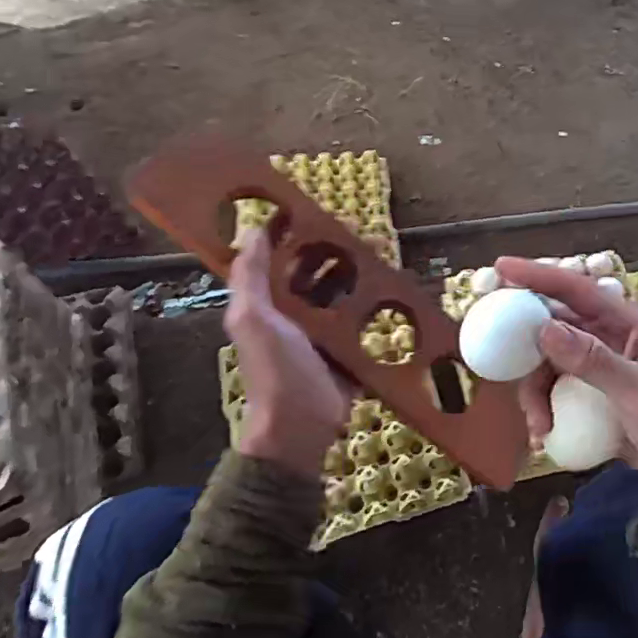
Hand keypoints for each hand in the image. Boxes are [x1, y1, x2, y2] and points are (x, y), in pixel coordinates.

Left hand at [225, 227, 350, 478]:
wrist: (301, 426)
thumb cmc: (275, 369)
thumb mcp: (253, 318)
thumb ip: (250, 276)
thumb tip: (251, 230)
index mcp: (264, 302)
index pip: (274, 259)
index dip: (287, 234)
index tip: (308, 210)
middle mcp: (290, 312)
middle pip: (310, 272)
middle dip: (328, 249)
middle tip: (353, 229)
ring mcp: (319, 331)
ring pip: (337, 291)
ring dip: (352, 272)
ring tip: (375, 251)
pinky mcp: (343, 348)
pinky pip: (356, 318)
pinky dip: (368, 302)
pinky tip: (388, 287)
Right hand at [494, 258, 637, 528]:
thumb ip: (594, 361)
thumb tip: (544, 328)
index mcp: (631, 324)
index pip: (579, 289)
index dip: (539, 276)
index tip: (502, 266)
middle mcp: (612, 337)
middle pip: (555, 326)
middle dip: (527, 348)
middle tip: (500, 359)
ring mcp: (601, 365)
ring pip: (550, 361)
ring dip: (536, 391)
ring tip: (538, 425)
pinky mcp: (592, 391)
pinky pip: (556, 388)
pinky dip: (545, 407)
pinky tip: (544, 434)